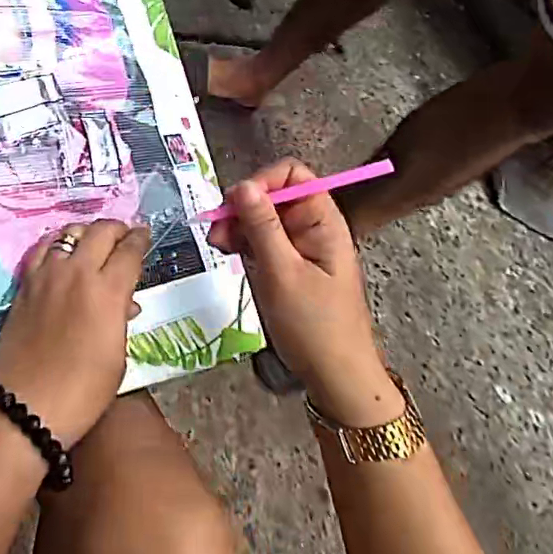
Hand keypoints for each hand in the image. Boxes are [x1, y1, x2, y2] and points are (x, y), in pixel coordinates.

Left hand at [0, 220, 148, 445]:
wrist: (24, 404)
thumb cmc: (82, 391)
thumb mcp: (116, 357)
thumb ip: (120, 319)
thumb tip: (124, 302)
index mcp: (107, 291)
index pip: (129, 251)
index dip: (140, 240)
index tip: (145, 235)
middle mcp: (77, 272)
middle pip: (101, 232)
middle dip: (118, 230)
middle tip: (125, 236)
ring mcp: (47, 274)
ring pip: (70, 232)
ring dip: (87, 233)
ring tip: (95, 242)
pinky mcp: (26, 283)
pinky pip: (43, 248)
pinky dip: (58, 242)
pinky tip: (63, 251)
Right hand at [207, 160, 401, 425]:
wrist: (334, 378)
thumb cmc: (314, 326)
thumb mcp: (282, 273)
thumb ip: (262, 226)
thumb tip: (242, 185)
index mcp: (323, 222)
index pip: (292, 175)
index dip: (262, 182)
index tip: (235, 205)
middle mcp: (311, 227)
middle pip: (272, 195)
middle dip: (241, 207)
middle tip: (218, 231)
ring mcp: (298, 246)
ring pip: (260, 217)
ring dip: (236, 225)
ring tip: (218, 245)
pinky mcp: (286, 264)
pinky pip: (260, 239)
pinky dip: (241, 241)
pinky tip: (227, 253)